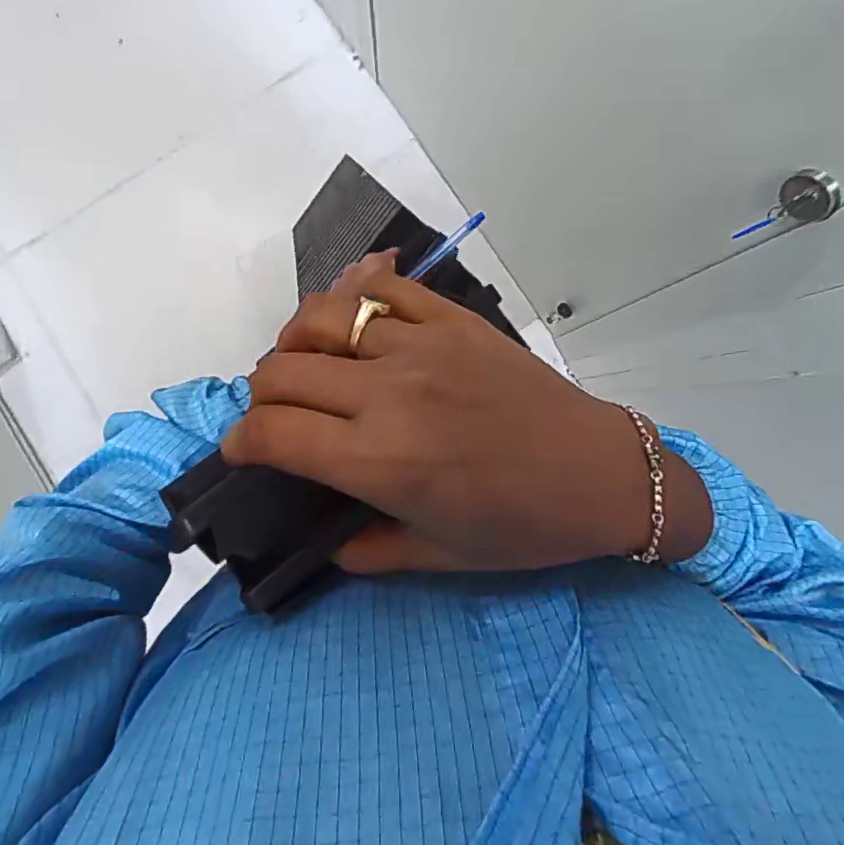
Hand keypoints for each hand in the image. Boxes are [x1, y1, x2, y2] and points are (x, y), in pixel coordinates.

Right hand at [221, 251, 710, 573]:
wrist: (603, 474)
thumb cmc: (523, 527)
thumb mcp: (441, 556)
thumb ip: (369, 551)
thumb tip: (326, 542)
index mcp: (381, 462)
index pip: (273, 433)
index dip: (240, 442)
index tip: (242, 452)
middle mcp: (390, 395)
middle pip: (282, 370)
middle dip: (260, 396)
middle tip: (278, 417)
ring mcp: (423, 346)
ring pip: (321, 317)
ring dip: (294, 342)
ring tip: (305, 364)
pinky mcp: (454, 319)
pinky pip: (381, 288)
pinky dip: (350, 297)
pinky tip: (351, 323)